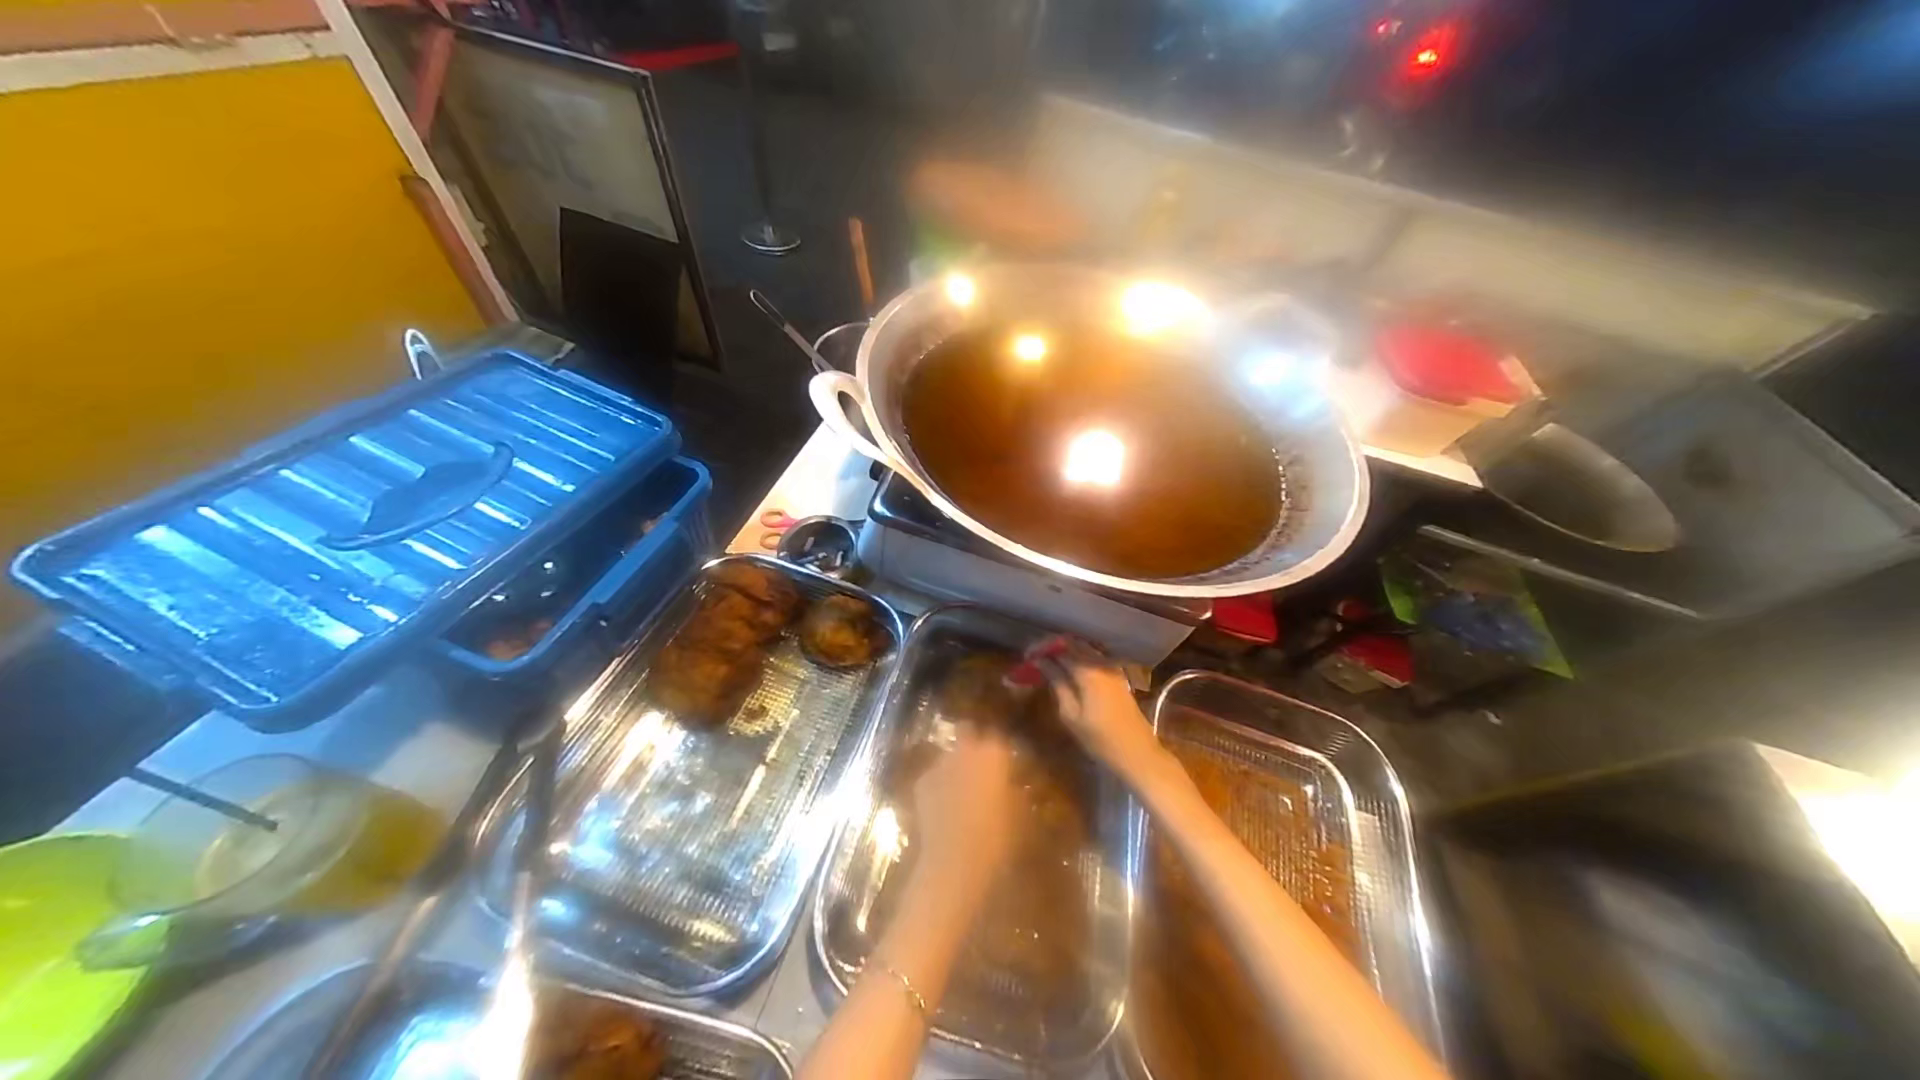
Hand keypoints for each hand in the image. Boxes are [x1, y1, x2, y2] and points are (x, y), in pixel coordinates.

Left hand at [907, 725, 1018, 890]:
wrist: (954, 861)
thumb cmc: (997, 838)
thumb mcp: (1020, 814)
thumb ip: (1015, 789)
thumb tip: (1012, 781)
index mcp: (994, 754)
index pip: (999, 736)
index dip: (1001, 749)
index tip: (1006, 761)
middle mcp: (965, 750)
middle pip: (968, 732)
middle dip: (973, 742)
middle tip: (982, 765)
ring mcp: (939, 764)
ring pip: (949, 755)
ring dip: (955, 765)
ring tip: (961, 788)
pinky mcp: (921, 782)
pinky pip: (933, 776)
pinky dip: (939, 784)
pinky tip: (943, 805)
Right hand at [1041, 653, 1174, 790]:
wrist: (1138, 753)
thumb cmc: (1100, 740)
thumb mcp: (1071, 714)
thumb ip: (1057, 683)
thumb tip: (1041, 661)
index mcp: (1088, 670)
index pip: (1060, 648)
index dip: (1041, 648)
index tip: (1026, 656)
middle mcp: (1102, 662)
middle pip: (1074, 643)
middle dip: (1053, 647)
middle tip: (1036, 658)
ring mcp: (1113, 668)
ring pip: (1085, 649)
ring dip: (1066, 651)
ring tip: (1049, 663)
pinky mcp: (1118, 676)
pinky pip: (1094, 657)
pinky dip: (1079, 658)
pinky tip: (1069, 670)